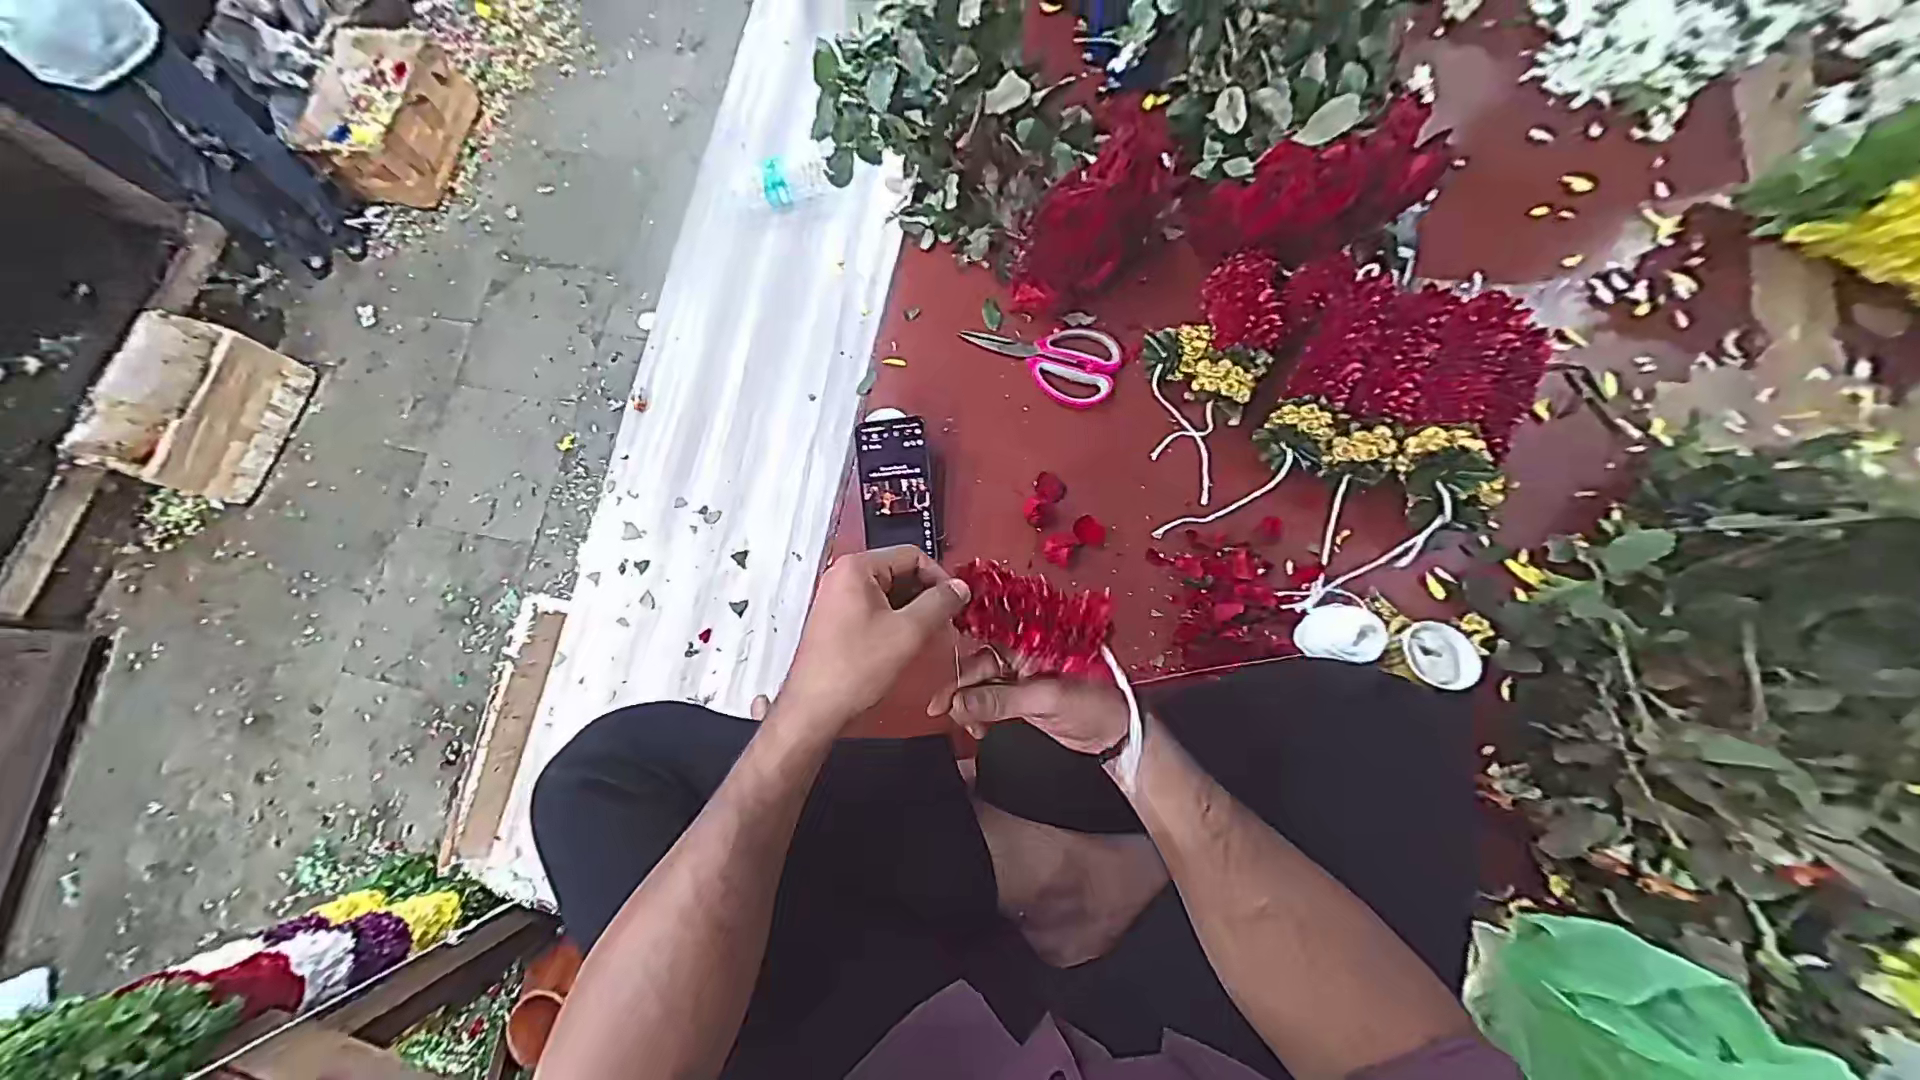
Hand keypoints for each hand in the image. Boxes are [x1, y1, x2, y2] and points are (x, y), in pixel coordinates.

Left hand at [774, 546, 970, 733]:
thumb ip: (939, 603)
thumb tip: (958, 588)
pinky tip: (907, 643)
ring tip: (928, 635)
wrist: (815, 708)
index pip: (912, 555)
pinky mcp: (839, 620)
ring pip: (891, 594)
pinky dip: (897, 622)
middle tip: (945, 619)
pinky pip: (877, 610)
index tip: (953, 599)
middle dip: (927, 596)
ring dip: (914, 611)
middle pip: (901, 573)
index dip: (939, 577)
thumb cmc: (849, 671)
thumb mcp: (908, 632)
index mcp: (857, 569)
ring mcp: (839, 599)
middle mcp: (844, 578)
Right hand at [929, 646, 1129, 754]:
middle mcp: (1022, 657)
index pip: (983, 655)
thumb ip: (1001, 699)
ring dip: (969, 708)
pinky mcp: (1022, 698)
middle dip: (960, 694)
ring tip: (971, 727)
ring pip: (981, 689)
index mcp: (1029, 645)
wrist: (1119, 732)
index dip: (959, 675)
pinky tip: (979, 728)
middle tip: (948, 715)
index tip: (940, 698)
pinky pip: (991, 702)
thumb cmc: (1095, 704)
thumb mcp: (1045, 700)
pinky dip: (980, 715)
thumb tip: (960, 702)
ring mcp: (1021, 678)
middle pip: (977, 671)